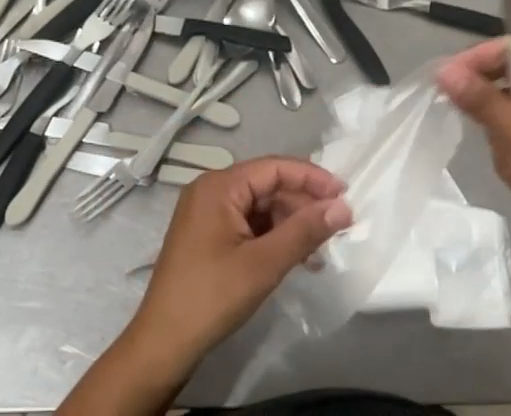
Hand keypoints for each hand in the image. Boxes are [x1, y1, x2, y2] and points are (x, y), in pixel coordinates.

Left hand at [125, 156, 351, 365]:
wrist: (164, 343)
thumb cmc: (212, 296)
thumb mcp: (264, 263)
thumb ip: (305, 231)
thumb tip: (344, 207)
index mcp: (219, 187)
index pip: (274, 168)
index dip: (312, 178)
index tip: (346, 195)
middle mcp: (211, 191)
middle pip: (267, 185)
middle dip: (303, 204)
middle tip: (337, 226)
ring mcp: (207, 214)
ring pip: (260, 206)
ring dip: (291, 223)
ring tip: (319, 249)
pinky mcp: (208, 236)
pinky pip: (249, 224)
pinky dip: (273, 237)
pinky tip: (296, 258)